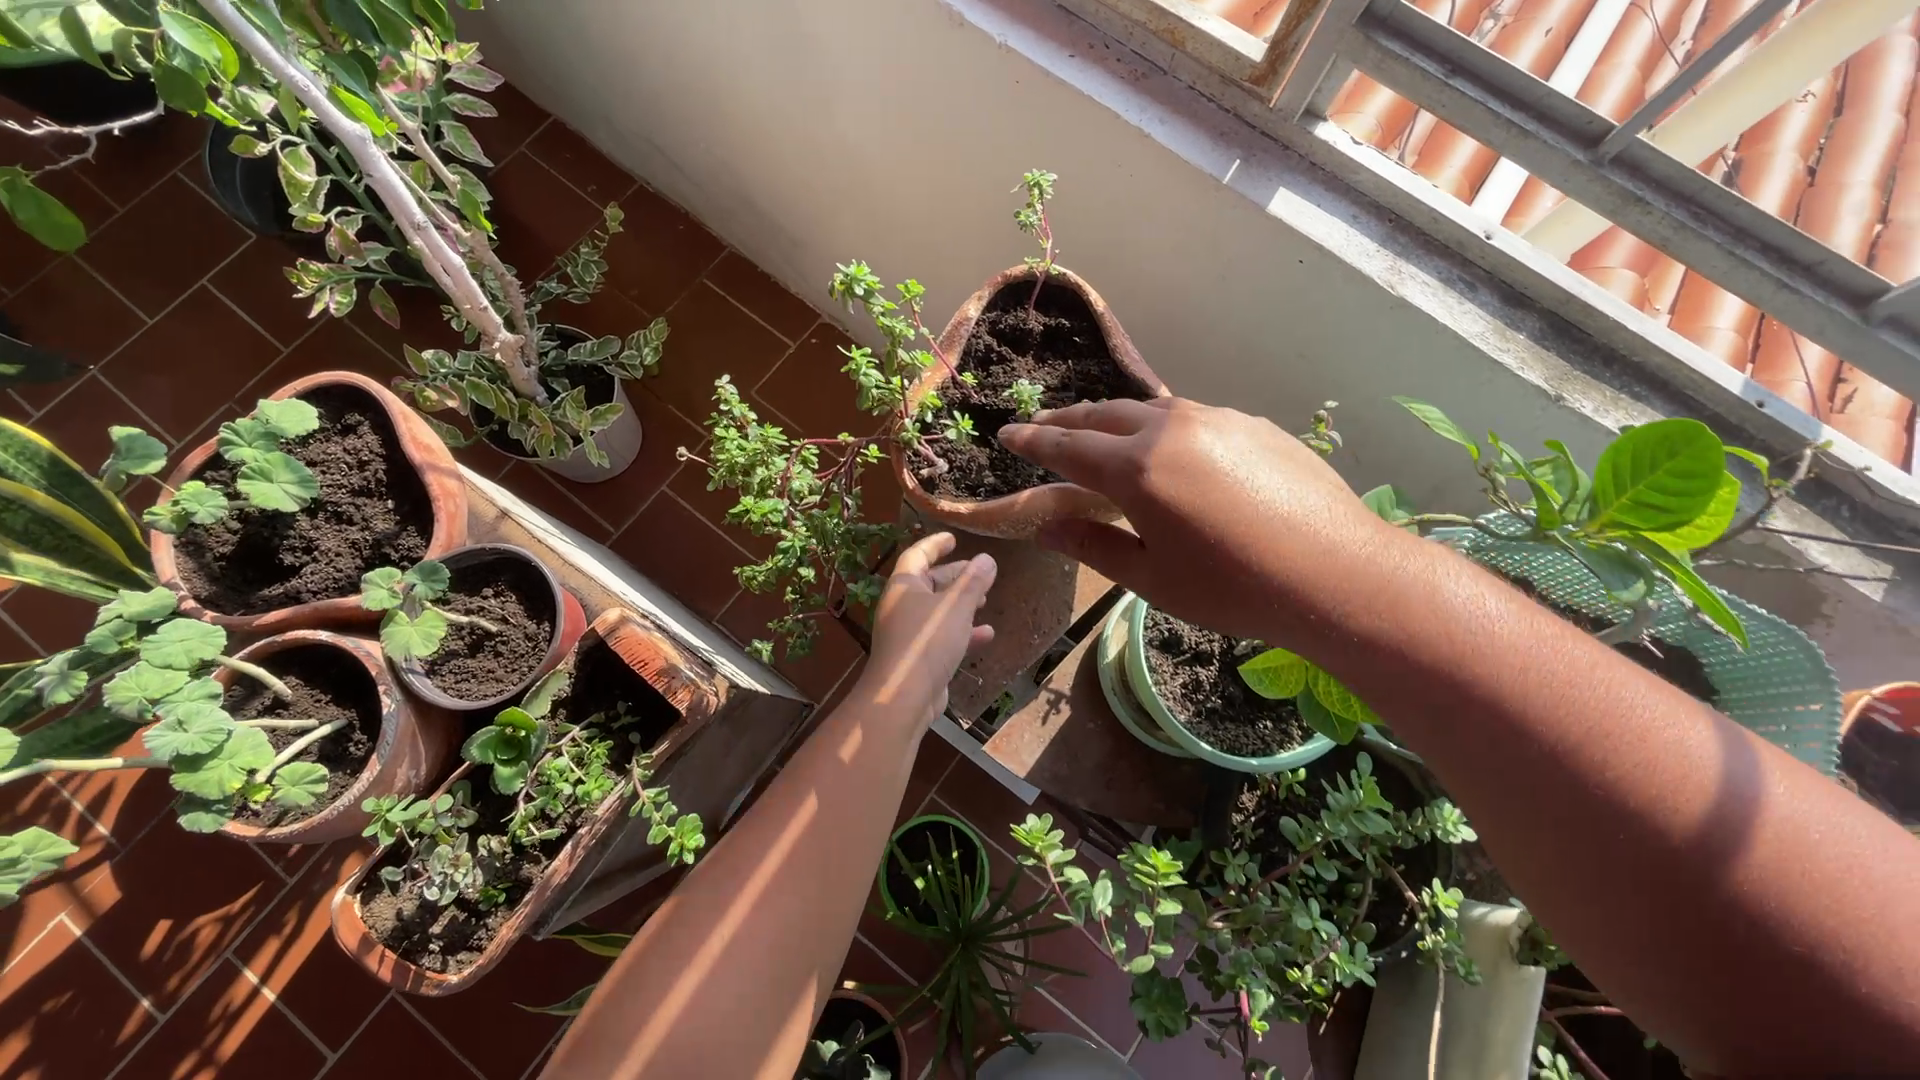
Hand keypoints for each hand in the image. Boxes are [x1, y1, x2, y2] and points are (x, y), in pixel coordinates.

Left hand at [858, 532, 996, 722]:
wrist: (903, 697)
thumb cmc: (927, 642)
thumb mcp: (956, 606)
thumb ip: (973, 581)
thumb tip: (987, 559)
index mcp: (903, 586)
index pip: (917, 555)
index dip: (935, 544)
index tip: (954, 538)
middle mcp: (901, 606)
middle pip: (929, 582)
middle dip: (955, 576)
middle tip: (979, 572)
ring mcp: (908, 634)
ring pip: (937, 610)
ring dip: (961, 603)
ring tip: (985, 599)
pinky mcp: (918, 658)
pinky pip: (942, 637)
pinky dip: (962, 632)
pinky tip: (986, 634)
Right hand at [998, 398, 1395, 641]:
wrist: (1335, 574)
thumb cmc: (1232, 588)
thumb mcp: (1151, 578)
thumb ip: (1092, 546)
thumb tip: (1046, 526)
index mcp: (1137, 469)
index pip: (1067, 447)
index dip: (1033, 441)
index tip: (1007, 433)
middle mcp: (1172, 429)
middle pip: (1104, 415)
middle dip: (1067, 421)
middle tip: (1044, 428)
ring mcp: (1217, 420)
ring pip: (1149, 410)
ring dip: (1115, 419)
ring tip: (1100, 432)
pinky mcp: (1253, 425)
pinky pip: (1191, 418)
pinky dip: (1162, 427)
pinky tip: (1170, 449)